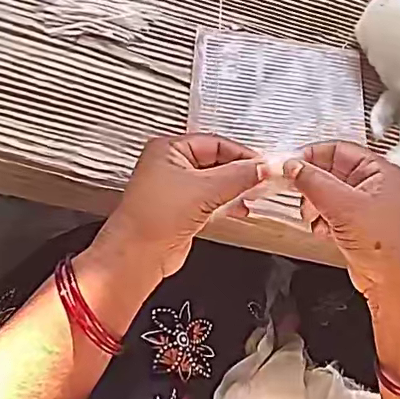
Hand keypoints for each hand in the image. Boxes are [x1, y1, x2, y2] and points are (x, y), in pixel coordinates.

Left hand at [89, 135, 264, 283]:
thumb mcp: (205, 189)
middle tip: (260, 178)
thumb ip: (239, 176)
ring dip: (235, 188)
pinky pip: (210, 199)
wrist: (138, 256)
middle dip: (240, 172)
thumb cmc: (152, 219)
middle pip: (216, 161)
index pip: (215, 143)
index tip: (262, 165)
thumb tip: (261, 167)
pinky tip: (239, 208)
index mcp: (168, 149)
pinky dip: (226, 202)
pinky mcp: (181, 209)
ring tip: (253, 194)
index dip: (240, 154)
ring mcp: (175, 188)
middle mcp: (170, 165)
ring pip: (215, 181)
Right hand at [284, 142, 399, 301]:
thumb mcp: (343, 206)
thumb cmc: (387, 246)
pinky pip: (329, 213)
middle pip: (330, 171)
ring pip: (327, 194)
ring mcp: (364, 207)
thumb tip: (294, 166)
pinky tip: (322, 230)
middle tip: (297, 190)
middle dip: (311, 184)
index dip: (312, 155)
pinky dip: (321, 220)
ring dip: (314, 205)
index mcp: (378, 171)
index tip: (291, 165)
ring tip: (314, 216)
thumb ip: (314, 182)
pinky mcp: (356, 226)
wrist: (395, 284)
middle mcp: (373, 186)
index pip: (338, 149)